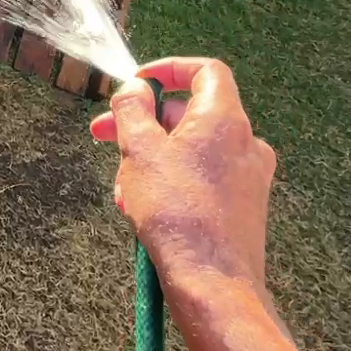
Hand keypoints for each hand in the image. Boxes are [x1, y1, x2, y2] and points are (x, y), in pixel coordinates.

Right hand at [90, 57, 276, 297]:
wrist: (211, 281)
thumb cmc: (175, 209)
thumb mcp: (139, 147)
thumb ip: (132, 108)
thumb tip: (136, 89)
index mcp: (224, 120)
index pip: (205, 70)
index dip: (167, 68)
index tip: (136, 84)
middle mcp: (245, 142)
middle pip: (187, 111)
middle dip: (141, 119)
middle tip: (103, 133)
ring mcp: (247, 175)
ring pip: (187, 145)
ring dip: (148, 153)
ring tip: (122, 182)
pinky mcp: (242, 203)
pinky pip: (198, 173)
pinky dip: (167, 177)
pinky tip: (140, 203)